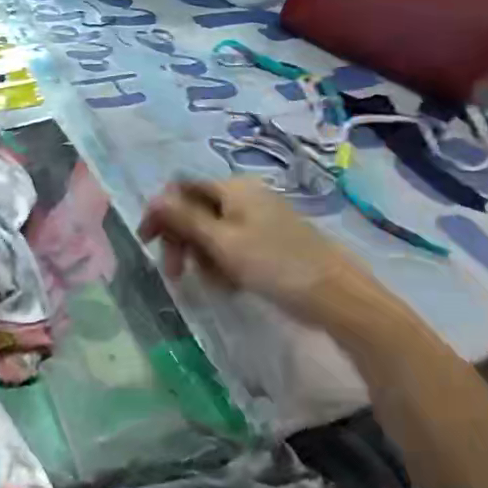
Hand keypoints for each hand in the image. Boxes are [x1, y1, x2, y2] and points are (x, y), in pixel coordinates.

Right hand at [137, 178, 390, 337]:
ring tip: (211, 284)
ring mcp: (261, 218)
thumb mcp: (221, 242)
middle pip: (195, 212)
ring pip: (212, 232)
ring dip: (201, 257)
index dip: (160, 213)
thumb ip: (183, 218)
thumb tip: (152, 198)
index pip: (181, 189)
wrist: (340, 298)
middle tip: (175, 273)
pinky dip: (223, 263)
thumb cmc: (275, 265)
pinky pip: (233, 246)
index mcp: (234, 188)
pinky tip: (229, 285)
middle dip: (181, 242)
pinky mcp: (272, 240)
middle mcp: (246, 196)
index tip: (148, 242)